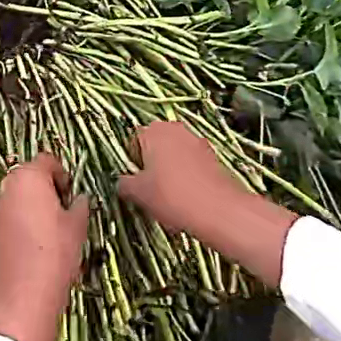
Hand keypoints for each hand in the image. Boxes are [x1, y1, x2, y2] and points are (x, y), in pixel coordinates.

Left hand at [0, 152, 89, 340]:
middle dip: (47, 189)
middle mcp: (7, 186)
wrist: (22, 298)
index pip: (47, 160)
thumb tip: (79, 199)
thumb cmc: (55, 255)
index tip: (72, 194)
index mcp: (28, 177)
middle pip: (30, 176)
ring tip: (51, 231)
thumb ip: (79, 204)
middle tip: (64, 211)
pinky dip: (21, 222)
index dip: (63, 174)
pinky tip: (35, 245)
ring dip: (33, 206)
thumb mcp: (77, 226)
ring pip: (18, 197)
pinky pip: (9, 216)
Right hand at [119, 121, 297, 287]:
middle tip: (149, 192)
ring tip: (168, 201)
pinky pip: (191, 165)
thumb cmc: (173, 196)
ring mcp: (197, 141)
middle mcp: (175, 128)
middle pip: (154, 146)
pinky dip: (186, 179)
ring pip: (174, 156)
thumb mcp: (138, 193)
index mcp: (153, 130)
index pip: (133, 140)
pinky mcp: (213, 157)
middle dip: (150, 167)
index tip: (133, 182)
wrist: (220, 211)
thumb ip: (124, 184)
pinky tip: (186, 202)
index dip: (130, 163)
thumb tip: (120, 183)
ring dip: (168, 173)